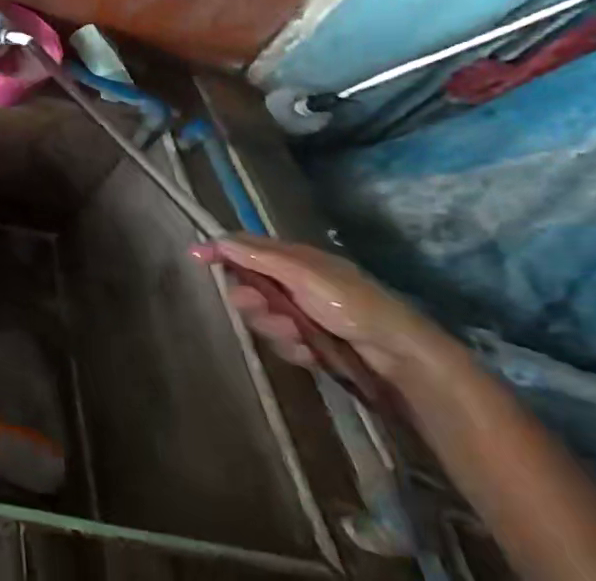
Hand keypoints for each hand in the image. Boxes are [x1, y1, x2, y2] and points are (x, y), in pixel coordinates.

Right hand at [191, 234, 454, 382]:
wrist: (400, 356)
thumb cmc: (353, 304)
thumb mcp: (304, 273)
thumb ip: (260, 257)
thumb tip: (217, 238)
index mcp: (294, 259)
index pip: (246, 249)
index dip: (221, 251)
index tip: (195, 256)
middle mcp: (293, 283)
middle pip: (248, 287)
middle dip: (252, 301)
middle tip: (262, 308)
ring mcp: (301, 314)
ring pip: (261, 318)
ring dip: (273, 328)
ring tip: (299, 336)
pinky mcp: (308, 343)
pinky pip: (280, 343)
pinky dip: (291, 348)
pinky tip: (309, 352)